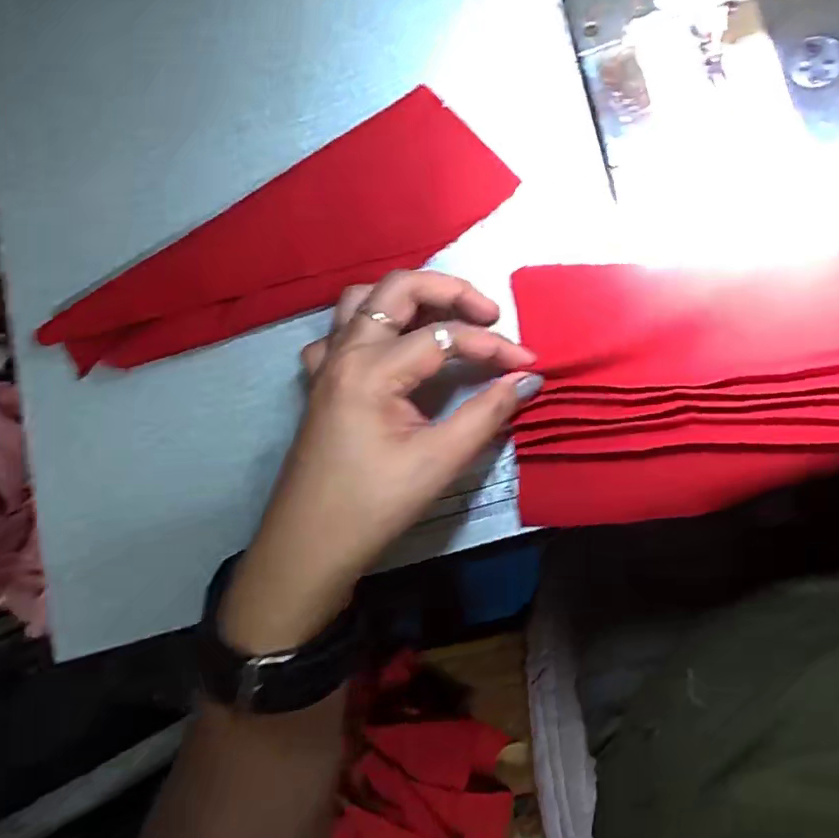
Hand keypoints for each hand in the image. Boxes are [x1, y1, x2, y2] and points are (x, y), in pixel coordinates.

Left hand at [219, 271, 542, 652]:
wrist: (308, 548)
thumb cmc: (376, 504)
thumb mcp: (442, 459)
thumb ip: (490, 411)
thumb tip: (529, 377)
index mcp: (371, 372)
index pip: (445, 336)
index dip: (495, 346)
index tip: (530, 365)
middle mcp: (345, 355)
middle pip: (397, 289)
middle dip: (451, 291)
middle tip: (491, 314)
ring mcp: (327, 367)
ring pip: (364, 301)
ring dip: (410, 300)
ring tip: (448, 319)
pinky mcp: (322, 384)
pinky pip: (342, 332)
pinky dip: (375, 326)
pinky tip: (395, 349)